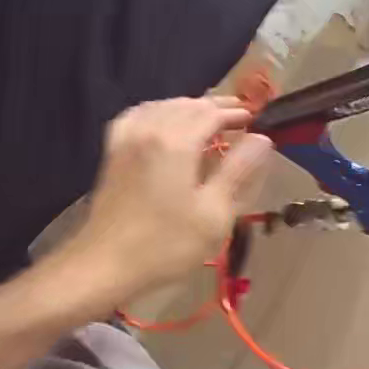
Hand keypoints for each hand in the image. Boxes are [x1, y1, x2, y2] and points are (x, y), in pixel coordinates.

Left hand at [62, 97, 272, 312]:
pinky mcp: (113, 150)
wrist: (106, 262)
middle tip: (239, 117)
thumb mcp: (213, 213)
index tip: (256, 119)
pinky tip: (165, 122)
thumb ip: (238, 170)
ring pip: (162, 107)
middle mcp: (149, 129)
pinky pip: (138, 115)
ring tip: (209, 120)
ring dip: (188, 108)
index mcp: (175, 142)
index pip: (211, 113)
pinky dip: (158, 111)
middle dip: (215, 108)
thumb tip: (262, 138)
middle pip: (187, 105)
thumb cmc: (166, 244)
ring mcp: (127, 138)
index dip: (235, 113)